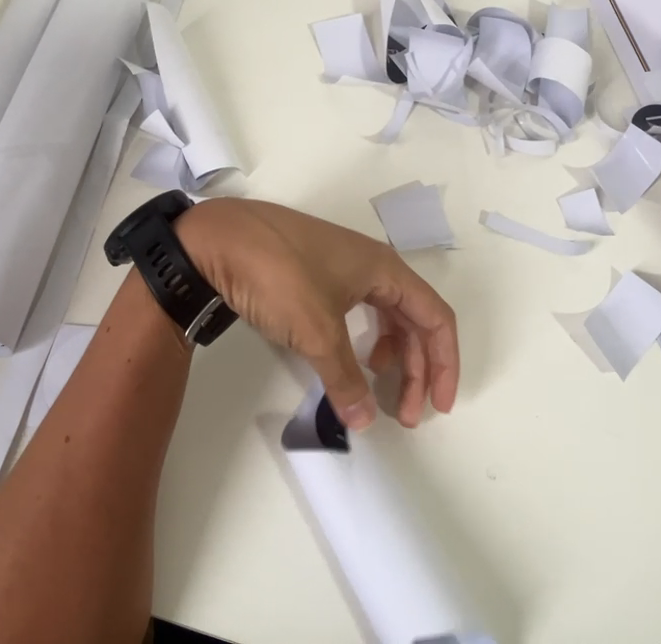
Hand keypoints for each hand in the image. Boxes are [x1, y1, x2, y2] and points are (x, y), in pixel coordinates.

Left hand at [174, 198, 459, 430]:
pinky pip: (359, 310)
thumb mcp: (315, 331)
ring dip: (392, 355)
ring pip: (386, 314)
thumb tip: (364, 420)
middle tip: (404, 413)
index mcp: (385, 269)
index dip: (445, 363)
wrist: (215, 240)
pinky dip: (364, 339)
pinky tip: (348, 358)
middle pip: (414, 319)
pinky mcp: (317, 273)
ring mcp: (343, 266)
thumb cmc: (278, 276)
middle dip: (417, 368)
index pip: (436, 317)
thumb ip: (344, 378)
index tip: (438, 406)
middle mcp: (372, 264)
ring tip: (378, 387)